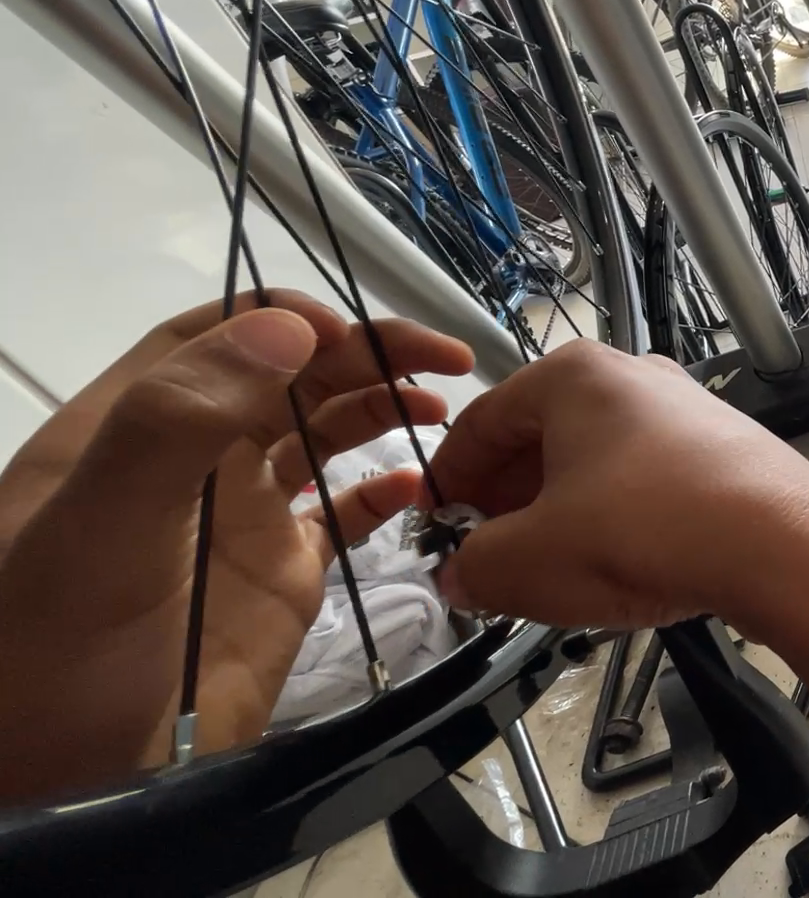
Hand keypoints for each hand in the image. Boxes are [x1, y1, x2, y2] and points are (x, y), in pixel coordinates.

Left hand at [0, 291, 472, 804]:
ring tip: (444, 414)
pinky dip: (389, 491)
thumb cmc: (58, 656)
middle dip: (373, 356)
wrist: (71, 789)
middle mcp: (197, 461)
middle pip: (295, 377)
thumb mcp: (101, 533)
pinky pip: (349, 510)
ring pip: (328, 434)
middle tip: (449, 360)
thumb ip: (180, 424)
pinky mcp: (286, 567)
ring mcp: (244, 515)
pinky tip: (421, 489)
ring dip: (387, 411)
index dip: (292, 320)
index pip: (217, 337)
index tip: (363, 334)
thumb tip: (294, 328)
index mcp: (138, 431)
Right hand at [430, 341, 808, 634]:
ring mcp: (692, 405)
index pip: (483, 422)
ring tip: (561, 562)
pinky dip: (628, 508)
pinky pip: (656, 473)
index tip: (441, 527)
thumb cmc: (640, 530)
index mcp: (575, 375)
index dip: (450, 480)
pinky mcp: (731, 442)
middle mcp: (638, 375)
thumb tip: (467, 571)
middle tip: (497, 552)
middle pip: (547, 435)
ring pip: (604, 456)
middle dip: (513, 497)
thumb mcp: (524, 562)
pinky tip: (630, 554)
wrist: (778, 540)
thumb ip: (474, 566)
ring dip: (570, 505)